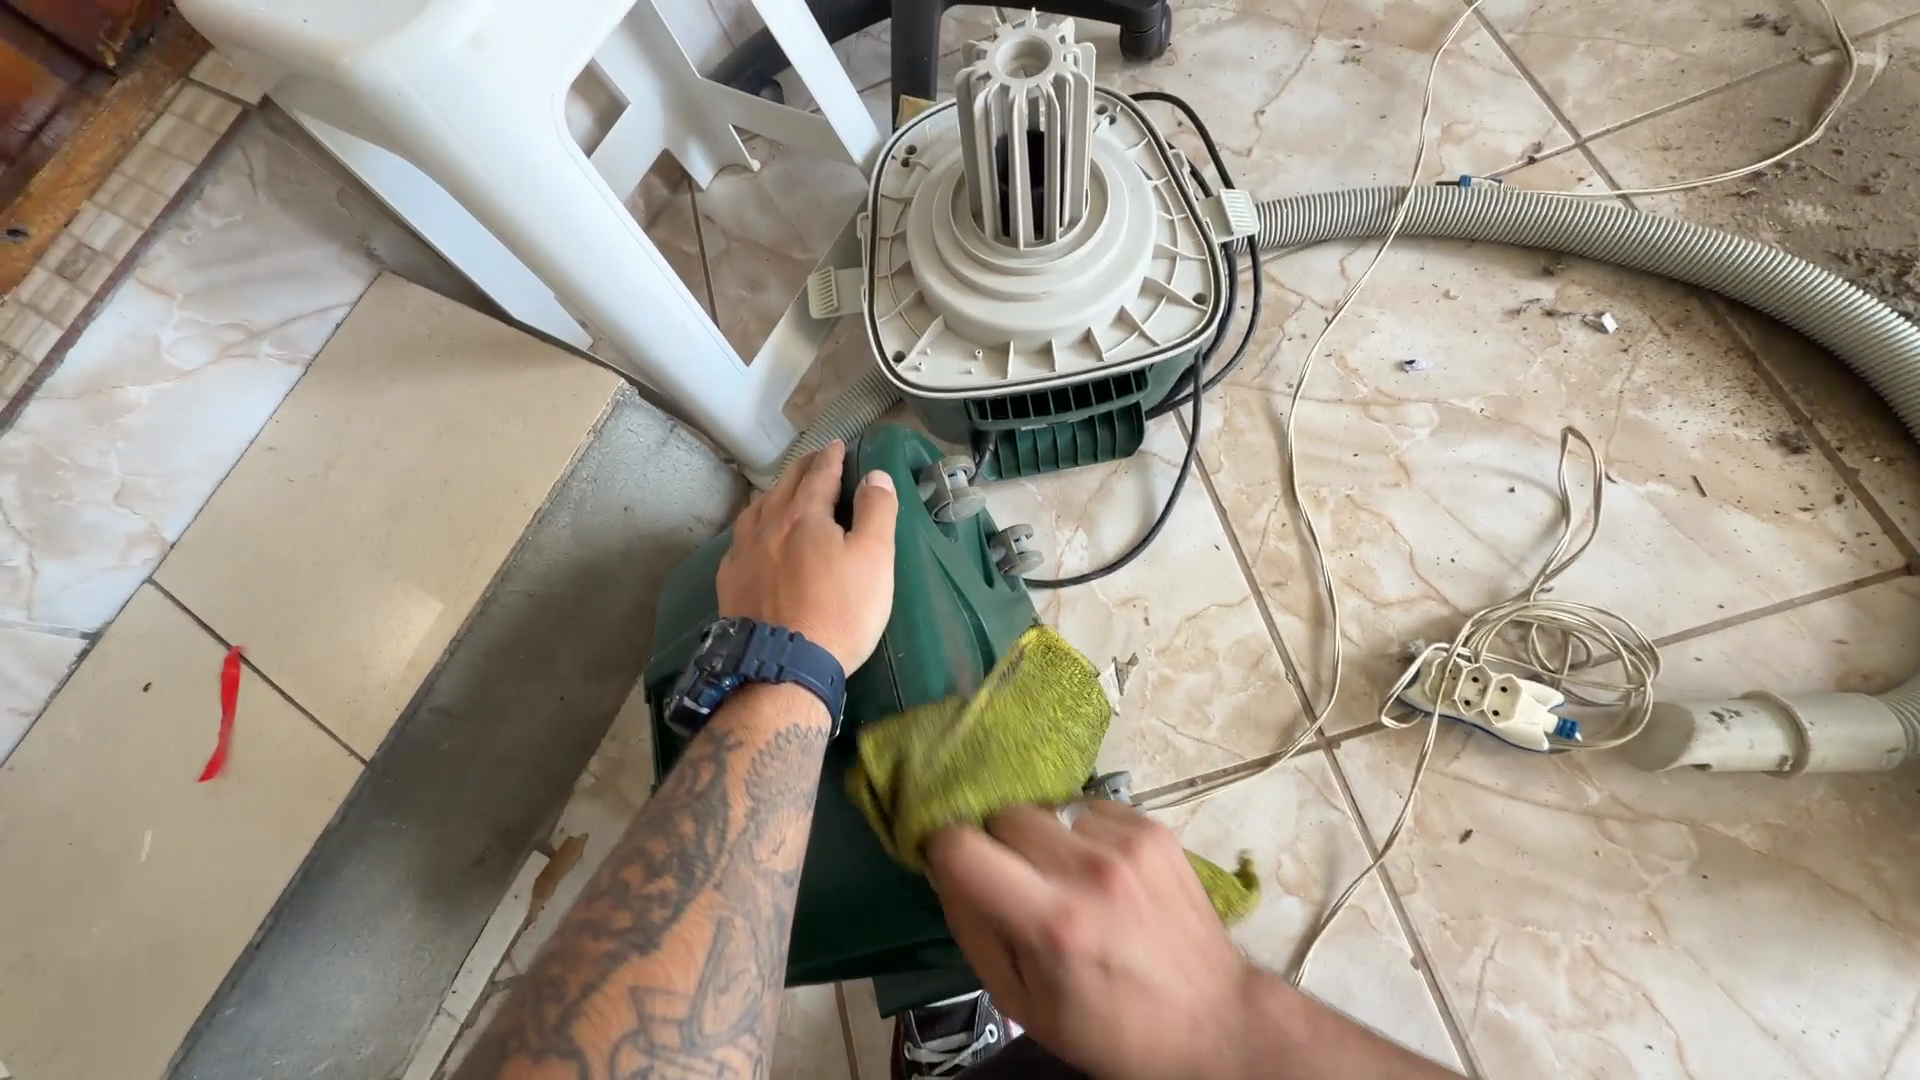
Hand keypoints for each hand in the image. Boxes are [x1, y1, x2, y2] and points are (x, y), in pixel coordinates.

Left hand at [718, 440, 897, 672]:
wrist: (783, 666)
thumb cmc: (839, 611)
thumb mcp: (875, 559)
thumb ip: (876, 511)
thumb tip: (875, 475)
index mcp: (804, 514)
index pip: (820, 474)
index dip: (831, 457)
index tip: (837, 444)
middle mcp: (768, 525)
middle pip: (784, 485)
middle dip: (803, 468)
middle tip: (815, 460)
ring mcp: (743, 553)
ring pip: (757, 509)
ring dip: (775, 494)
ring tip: (784, 493)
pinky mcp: (731, 582)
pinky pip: (741, 540)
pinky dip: (754, 526)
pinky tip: (756, 537)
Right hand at [925, 802, 1269, 1079]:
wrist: (1213, 1020)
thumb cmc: (1108, 1026)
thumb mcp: (1021, 1003)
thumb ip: (971, 926)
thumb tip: (942, 864)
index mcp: (1053, 923)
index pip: (963, 846)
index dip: (946, 851)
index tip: (954, 866)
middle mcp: (1090, 869)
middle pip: (1004, 814)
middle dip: (999, 845)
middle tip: (1021, 883)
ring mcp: (1128, 842)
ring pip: (1045, 805)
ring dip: (1042, 836)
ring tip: (1066, 878)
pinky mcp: (1152, 826)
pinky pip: (1086, 805)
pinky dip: (1080, 832)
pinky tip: (1100, 869)